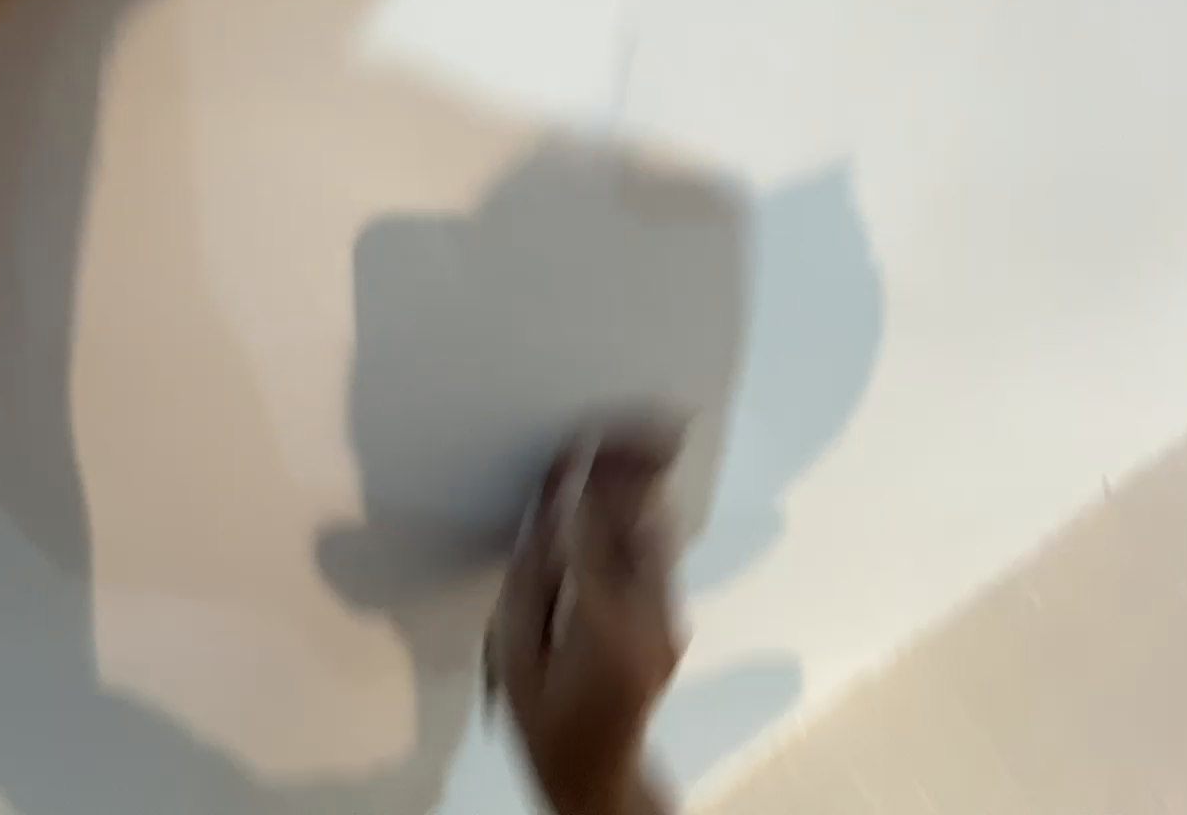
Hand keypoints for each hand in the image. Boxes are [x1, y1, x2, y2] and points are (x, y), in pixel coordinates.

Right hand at [487, 418, 687, 812]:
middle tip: (636, 416)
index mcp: (602, 630)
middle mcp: (649, 619)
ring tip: (650, 428)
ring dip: (650, 480)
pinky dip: (651, 507)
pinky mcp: (672, 617)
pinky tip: (644, 473)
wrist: (598, 771)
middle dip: (635, 468)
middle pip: (639, 526)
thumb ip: (533, 574)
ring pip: (661, 533)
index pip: (591, 537)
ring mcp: (668, 619)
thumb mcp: (514, 648)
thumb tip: (549, 506)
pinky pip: (661, 550)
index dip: (586, 486)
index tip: (579, 439)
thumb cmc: (542, 716)